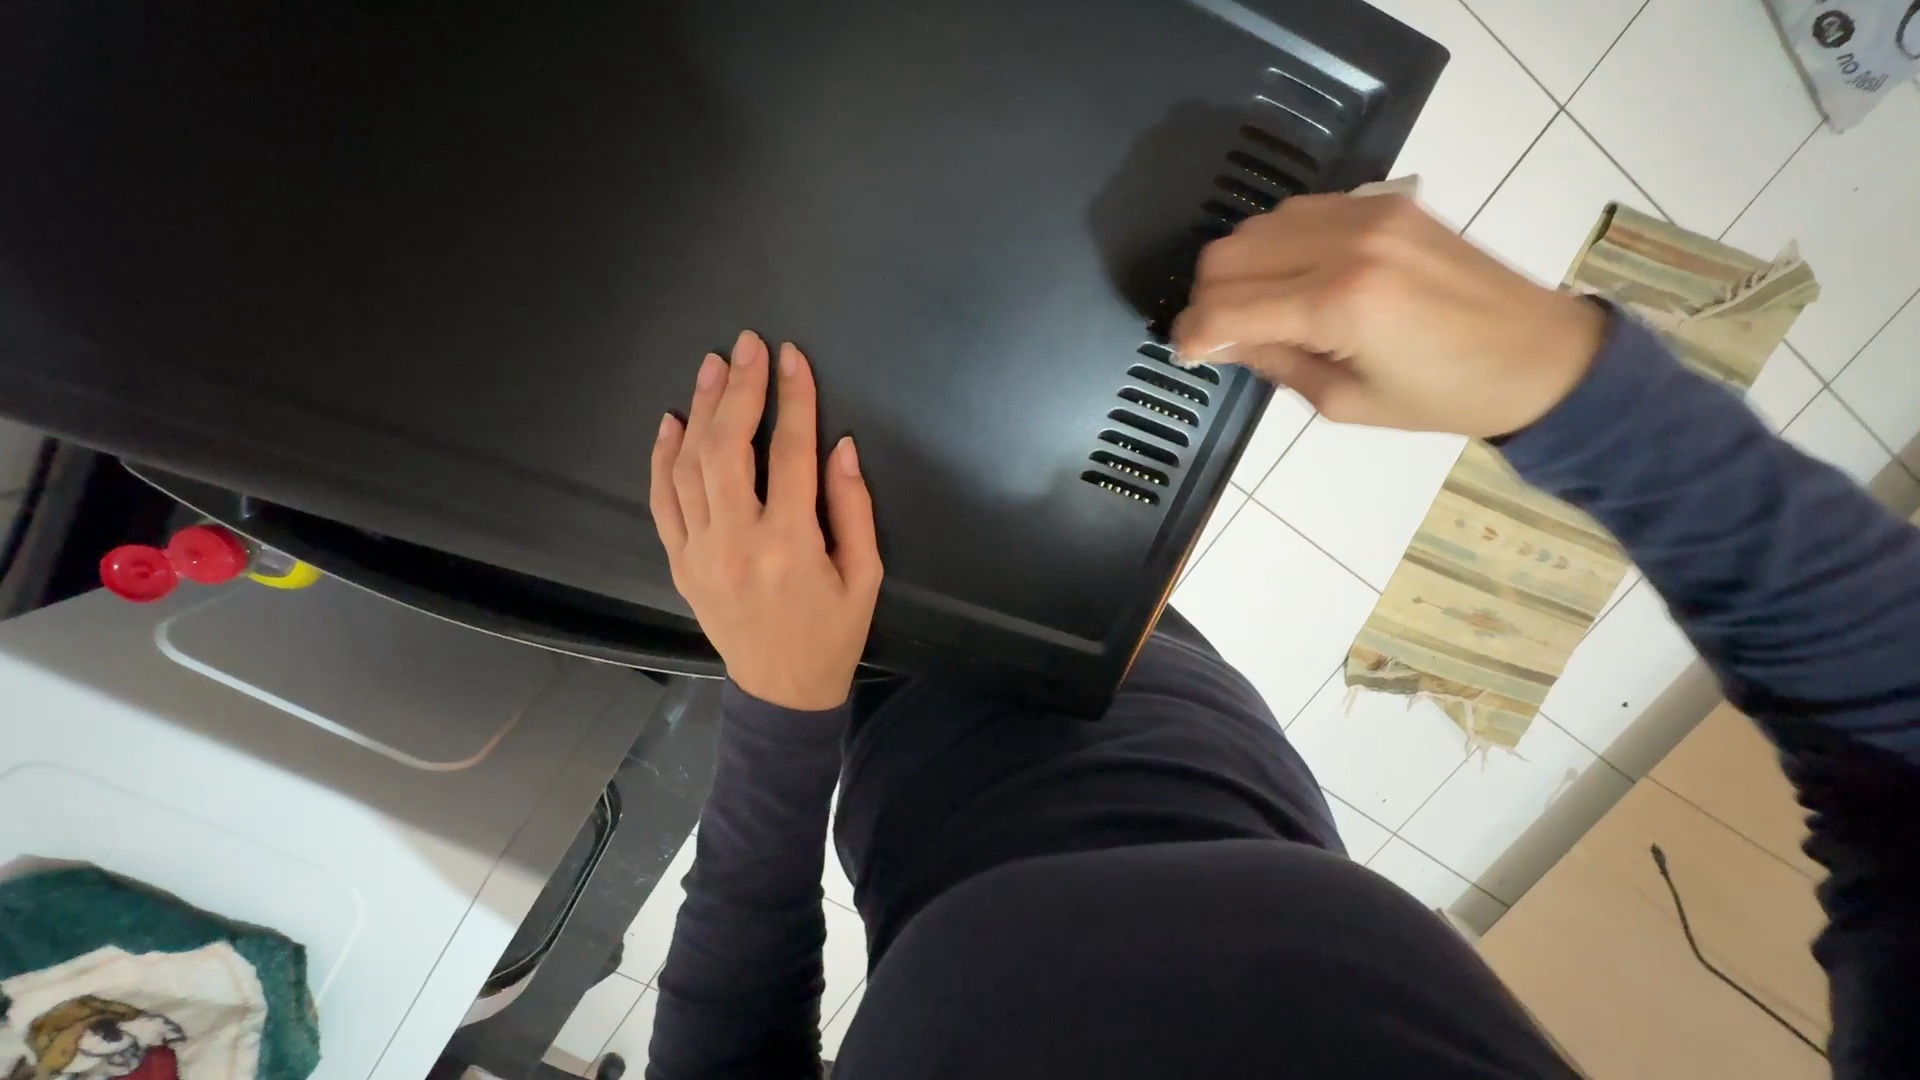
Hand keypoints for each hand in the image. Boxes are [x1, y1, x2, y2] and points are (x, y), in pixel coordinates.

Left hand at [649, 331, 882, 710]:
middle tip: (747, 345)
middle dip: (739, 389)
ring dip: (700, 410)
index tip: (792, 357)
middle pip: (729, 448)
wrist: (782, 692)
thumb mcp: (865, 575)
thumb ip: (854, 508)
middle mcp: (736, 542)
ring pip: (689, 465)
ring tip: (713, 367)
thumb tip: (840, 446)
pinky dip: (662, 456)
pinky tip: (672, 421)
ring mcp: (699, 552)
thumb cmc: (833, 633)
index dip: (794, 399)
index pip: (790, 453)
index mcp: (790, 545)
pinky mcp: (679, 562)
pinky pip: (662, 500)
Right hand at [1172, 193, 1607, 438]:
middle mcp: (1347, 245)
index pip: (1225, 309)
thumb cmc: (1441, 396)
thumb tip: (1220, 342)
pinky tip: (1289, 277)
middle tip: (1219, 336)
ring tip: (1256, 308)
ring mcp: (1367, 213)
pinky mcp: (1384, 201)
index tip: (1186, 354)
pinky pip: (1295, 211)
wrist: (1538, 353)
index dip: (1191, 336)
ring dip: (1237, 271)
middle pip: (1227, 257)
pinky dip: (1274, 244)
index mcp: (1340, 305)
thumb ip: (1273, 362)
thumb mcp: (1342, 402)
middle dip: (1207, 302)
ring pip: (1253, 228)